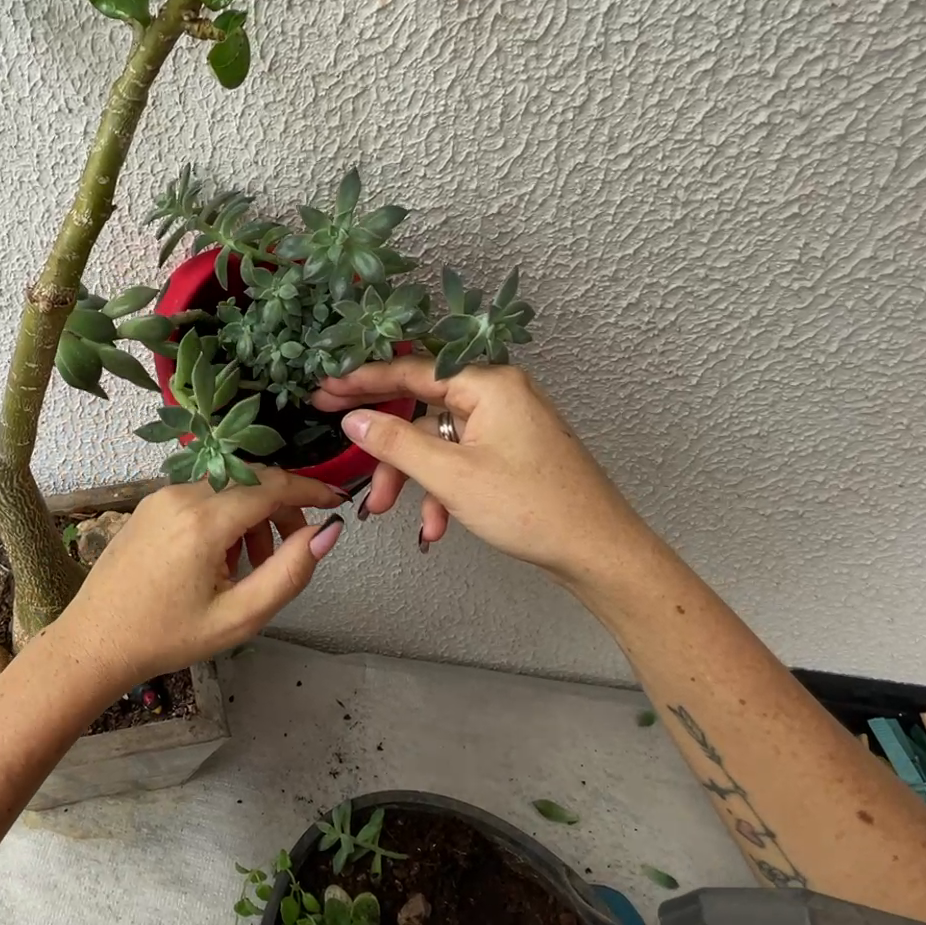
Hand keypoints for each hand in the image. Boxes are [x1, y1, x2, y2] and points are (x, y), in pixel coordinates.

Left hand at [49, 469, 345, 692]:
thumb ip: (290, 572)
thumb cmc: (168, 637)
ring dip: (252, 516)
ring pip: (227, 487)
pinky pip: (201, 496)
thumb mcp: (239, 616)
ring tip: (251, 567)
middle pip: (250, 481)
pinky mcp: (149, 504)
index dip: (310, 489)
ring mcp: (160, 496)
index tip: (337, 501)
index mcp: (203, 521)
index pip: (272, 485)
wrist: (95, 640)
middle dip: (282, 508)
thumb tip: (326, 531)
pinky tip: (221, 560)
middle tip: (295, 549)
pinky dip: (225, 517)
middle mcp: (181, 495)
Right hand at [311, 359, 661, 582]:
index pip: (410, 371)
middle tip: (339, 437)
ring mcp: (505, 424)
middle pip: (420, 406)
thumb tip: (353, 419)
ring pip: (436, 440)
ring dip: (409, 475)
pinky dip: (439, 488)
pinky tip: (434, 525)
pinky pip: (459, 458)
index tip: (324, 390)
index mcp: (488, 384)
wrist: (600, 553)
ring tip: (386, 509)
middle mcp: (497, 394)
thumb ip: (394, 443)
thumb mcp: (450, 475)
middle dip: (383, 440)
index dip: (362, 381)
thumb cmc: (531, 508)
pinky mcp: (509, 451)